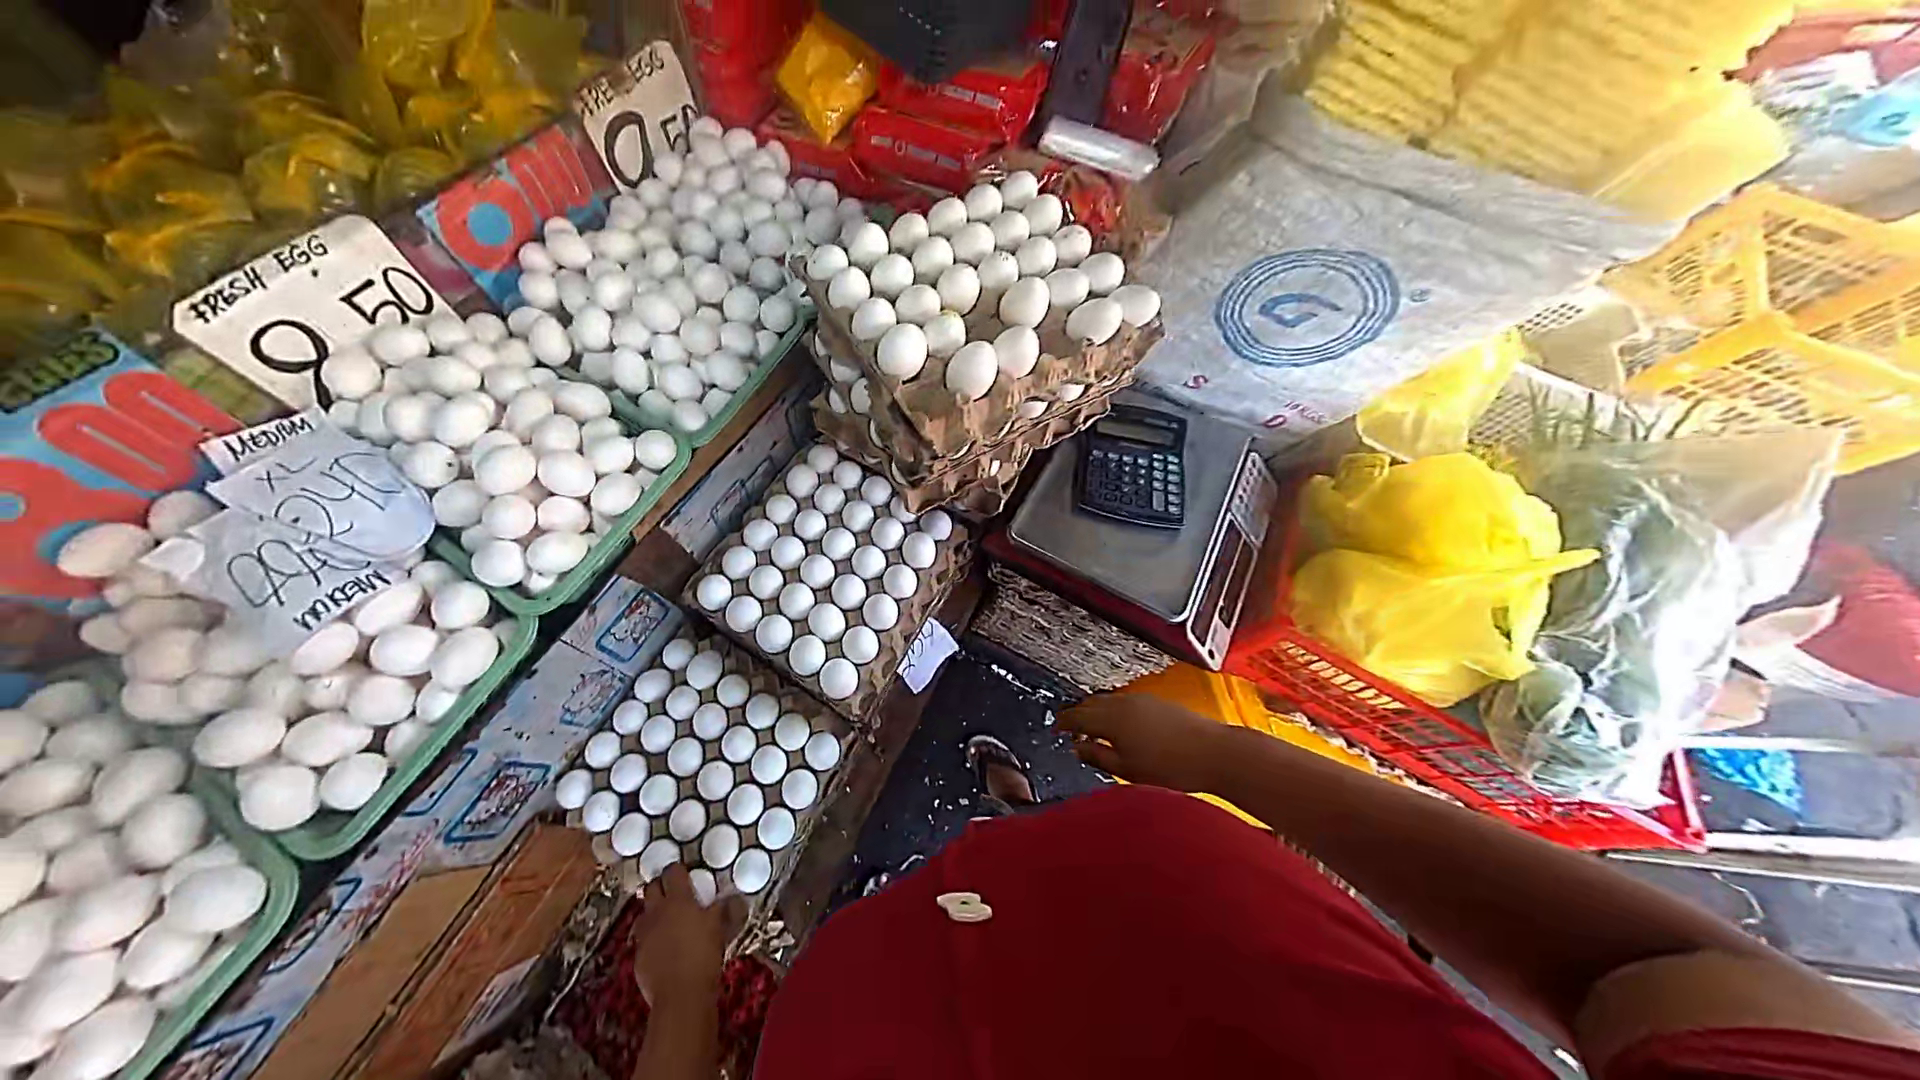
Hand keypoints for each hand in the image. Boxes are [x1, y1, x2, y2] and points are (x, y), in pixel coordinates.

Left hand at [631, 864, 744, 1009]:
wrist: (680, 995)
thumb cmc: (703, 954)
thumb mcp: (719, 926)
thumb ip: (723, 907)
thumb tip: (731, 898)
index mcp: (678, 900)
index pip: (673, 872)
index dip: (678, 869)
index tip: (685, 871)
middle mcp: (657, 913)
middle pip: (651, 888)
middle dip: (660, 885)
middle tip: (673, 890)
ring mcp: (644, 935)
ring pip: (644, 913)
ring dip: (653, 910)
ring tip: (667, 917)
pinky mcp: (638, 956)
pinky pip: (642, 938)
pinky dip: (651, 936)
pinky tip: (664, 945)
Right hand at [1056, 693, 1233, 792]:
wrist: (1214, 753)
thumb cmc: (1171, 766)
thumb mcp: (1126, 769)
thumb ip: (1097, 757)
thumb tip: (1078, 750)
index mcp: (1110, 719)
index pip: (1077, 717)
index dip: (1064, 723)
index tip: (1057, 729)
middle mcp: (1123, 703)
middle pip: (1090, 704)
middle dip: (1077, 715)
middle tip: (1071, 730)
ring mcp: (1141, 700)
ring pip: (1108, 701)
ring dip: (1096, 712)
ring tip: (1095, 732)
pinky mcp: (1157, 702)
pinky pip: (1124, 701)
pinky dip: (1113, 711)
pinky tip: (1121, 727)